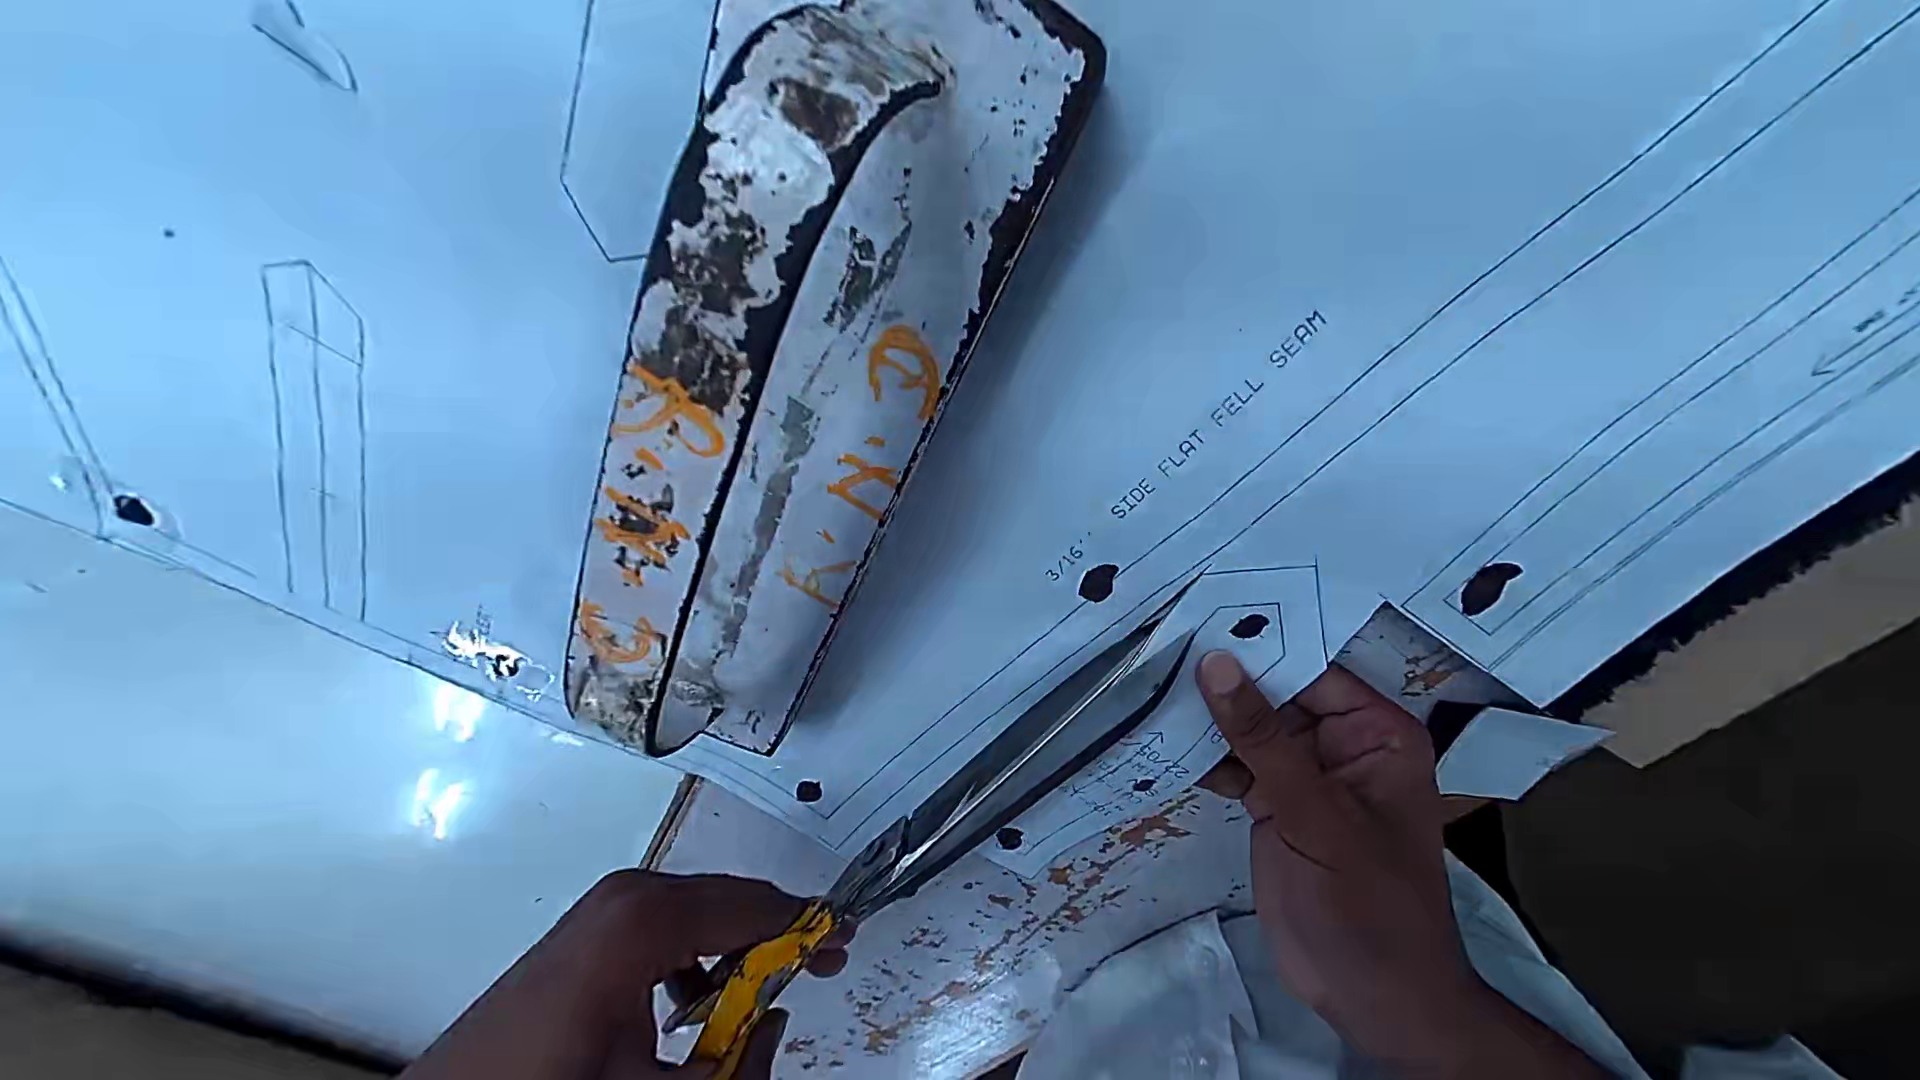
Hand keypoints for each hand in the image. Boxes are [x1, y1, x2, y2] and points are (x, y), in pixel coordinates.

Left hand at [402, 871, 849, 1079]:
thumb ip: (733, 1065)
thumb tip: (775, 1018)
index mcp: (647, 921)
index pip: (752, 908)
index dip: (806, 925)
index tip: (843, 939)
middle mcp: (633, 892)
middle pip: (733, 898)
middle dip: (779, 931)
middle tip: (820, 962)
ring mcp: (612, 900)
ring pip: (706, 907)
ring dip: (741, 943)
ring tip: (765, 985)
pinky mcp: (598, 918)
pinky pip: (672, 919)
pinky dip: (700, 950)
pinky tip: (697, 998)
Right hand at [1196, 654, 1606, 1077]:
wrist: (1371, 998)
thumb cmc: (1368, 903)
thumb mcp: (1314, 811)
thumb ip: (1261, 736)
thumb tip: (1214, 663)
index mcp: (1373, 730)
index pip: (1307, 668)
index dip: (1255, 645)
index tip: (1194, 621)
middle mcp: (1337, 741)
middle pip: (1271, 692)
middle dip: (1220, 681)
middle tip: (1158, 651)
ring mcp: (1300, 771)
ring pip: (1245, 725)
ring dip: (1203, 717)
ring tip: (1149, 689)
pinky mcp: (1271, 798)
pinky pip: (1231, 759)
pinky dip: (1201, 754)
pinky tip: (1162, 740)